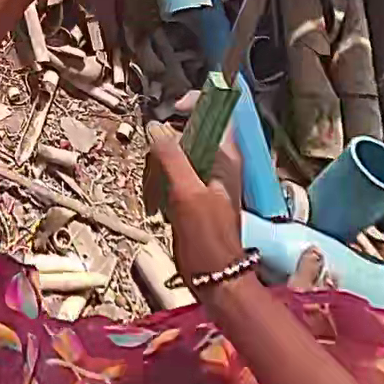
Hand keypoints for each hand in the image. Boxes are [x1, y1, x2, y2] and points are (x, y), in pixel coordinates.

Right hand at [147, 122, 248, 293]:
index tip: (172, 109)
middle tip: (157, 157)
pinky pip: (179, 171)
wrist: (218, 281)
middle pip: (194, 130)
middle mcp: (221, 161)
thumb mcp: (187, 194)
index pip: (217, 112)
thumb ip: (172, 157)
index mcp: (227, 156)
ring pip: (183, 151)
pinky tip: (159, 195)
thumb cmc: (206, 237)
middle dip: (171, 138)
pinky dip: (165, 176)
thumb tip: (155, 126)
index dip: (196, 102)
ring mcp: (210, 177)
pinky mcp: (199, 193)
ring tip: (157, 182)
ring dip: (165, 161)